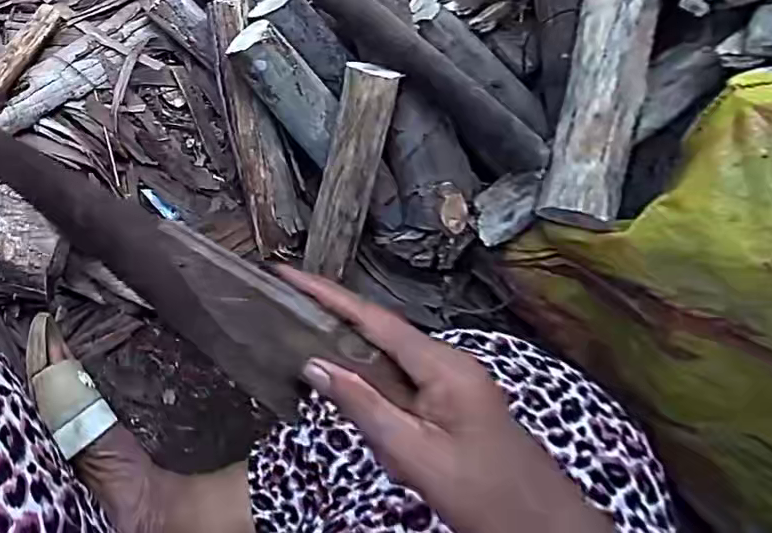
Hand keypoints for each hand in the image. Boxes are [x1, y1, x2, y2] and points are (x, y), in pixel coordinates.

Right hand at [275, 267, 612, 532]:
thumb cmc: (491, 500)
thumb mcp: (418, 457)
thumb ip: (362, 405)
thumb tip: (311, 364)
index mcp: (443, 366)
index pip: (371, 316)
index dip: (323, 291)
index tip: (282, 271)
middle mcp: (448, 361)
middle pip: (376, 326)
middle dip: (328, 308)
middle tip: (281, 295)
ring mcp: (454, 380)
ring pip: (386, 350)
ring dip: (345, 339)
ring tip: (299, 325)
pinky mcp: (454, 401)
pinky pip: (398, 372)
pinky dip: (365, 367)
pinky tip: (344, 374)